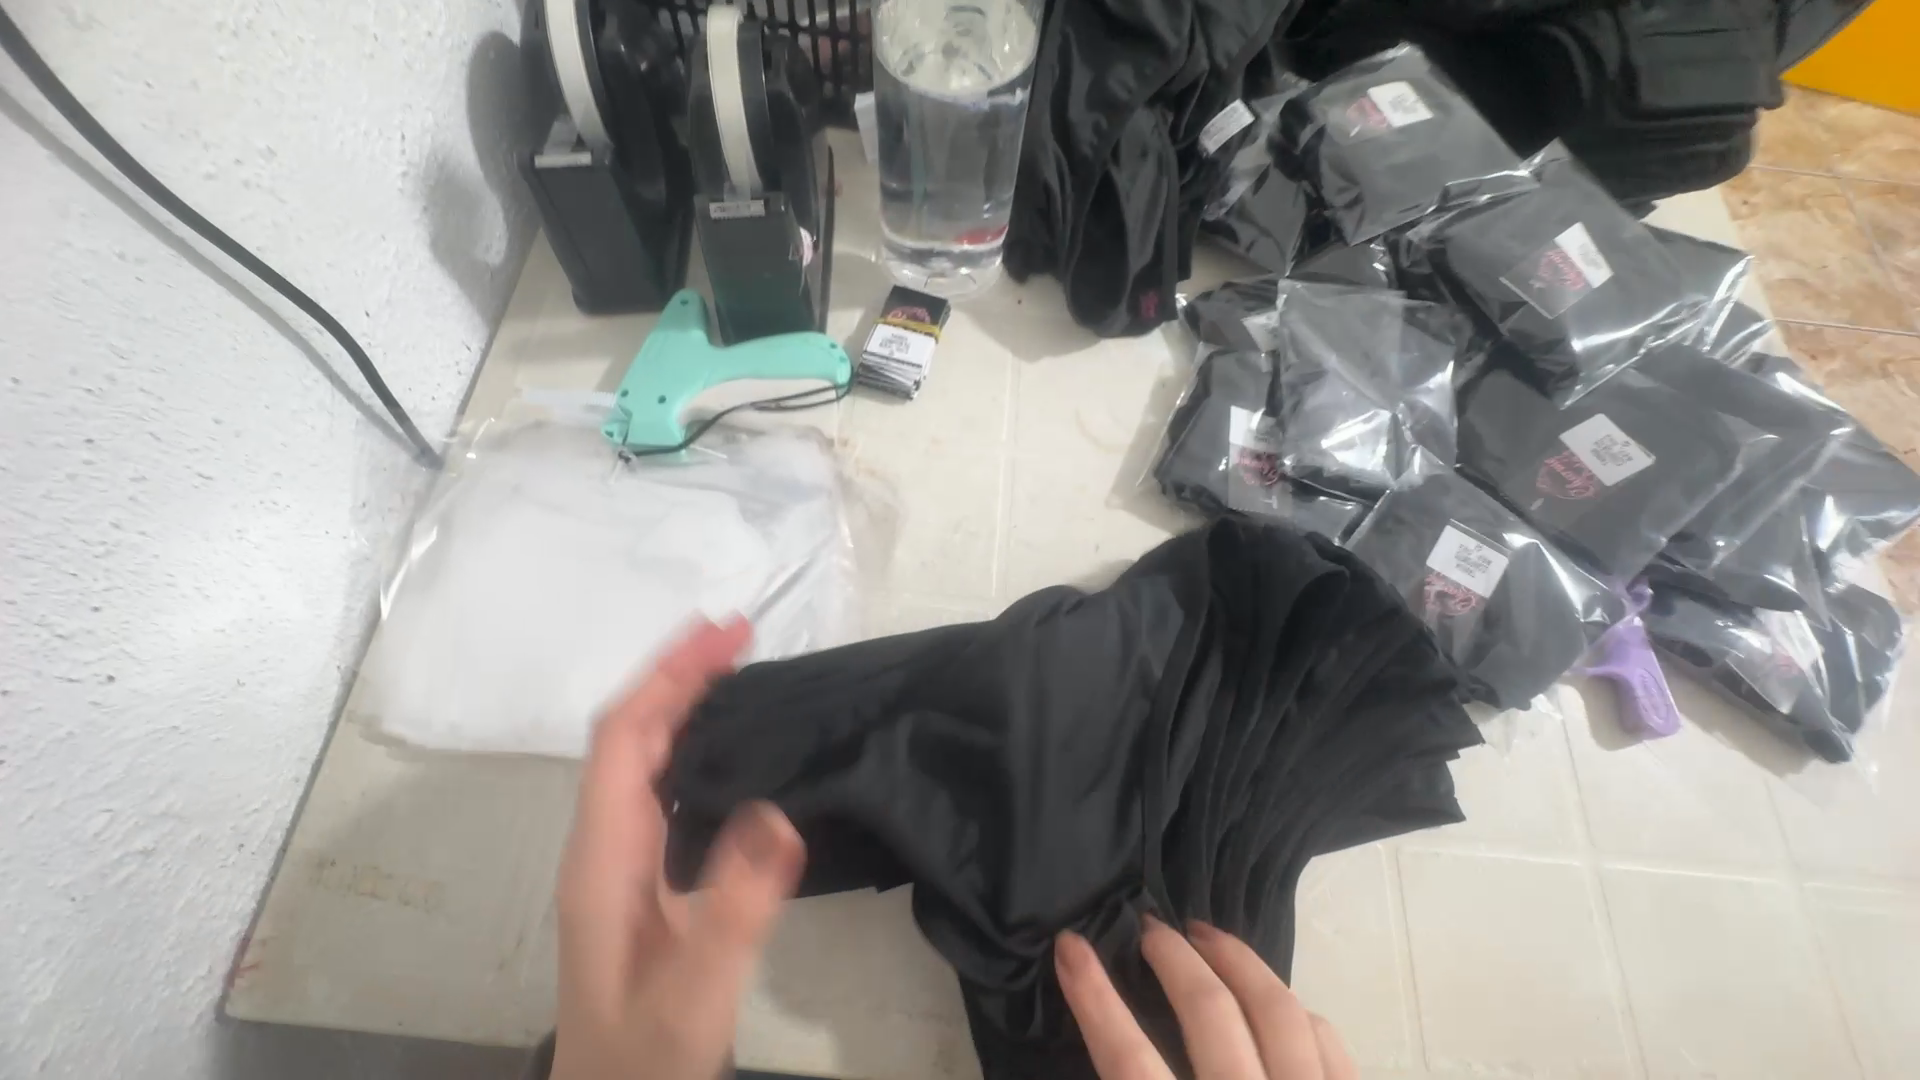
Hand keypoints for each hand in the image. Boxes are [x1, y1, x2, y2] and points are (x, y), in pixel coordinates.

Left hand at [552, 618, 806, 1079]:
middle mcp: (601, 839)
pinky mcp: (636, 864)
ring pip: (639, 748)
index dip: (670, 678)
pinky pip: (657, 774)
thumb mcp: (696, 991)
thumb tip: (777, 815)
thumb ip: (733, 908)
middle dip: (676, 671)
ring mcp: (615, 851)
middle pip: (628, 730)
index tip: (726, 636)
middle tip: (738, 631)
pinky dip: (687, 732)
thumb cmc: (649, 1050)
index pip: (626, 738)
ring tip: (732, 661)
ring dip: (679, 695)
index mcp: (604, 854)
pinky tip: (723, 732)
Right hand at [1055, 916, 1355, 1079]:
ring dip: (1235, 961)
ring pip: (1278, 1012)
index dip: (1094, 998)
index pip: (1129, 1063)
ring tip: (1203, 934)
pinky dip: (1296, 1010)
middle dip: (1171, 958)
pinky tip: (1273, 997)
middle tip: (1147, 928)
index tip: (1069, 945)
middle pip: (1210, 1014)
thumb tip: (1109, 1038)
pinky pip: (1330, 1046)